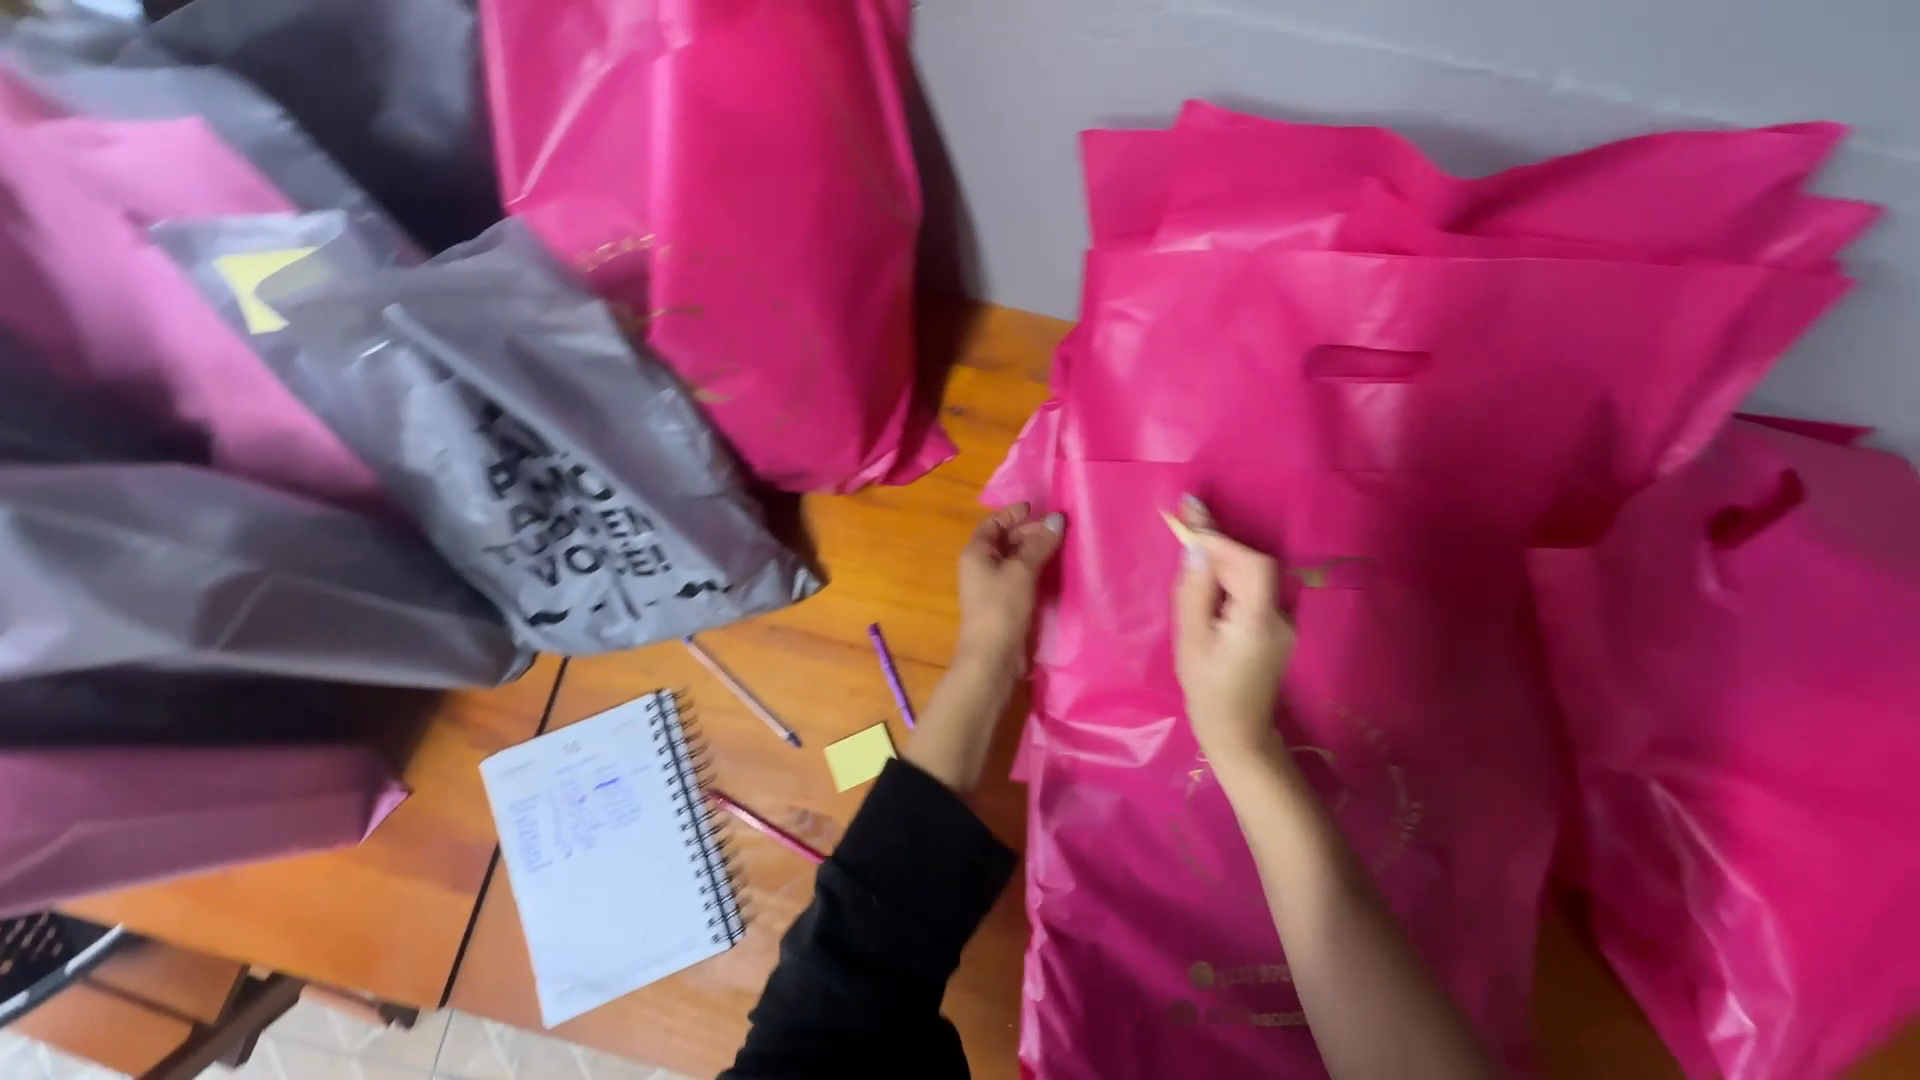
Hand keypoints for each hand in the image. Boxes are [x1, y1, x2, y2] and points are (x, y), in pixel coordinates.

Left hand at [956, 502, 1064, 670]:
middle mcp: (980, 567)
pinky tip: (1054, 572)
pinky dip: (1035, 571)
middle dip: (1028, 533)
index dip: (1013, 514)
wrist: (993, 657)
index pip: (992, 523)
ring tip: (1061, 547)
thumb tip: (1056, 518)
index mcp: (976, 553)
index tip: (1037, 509)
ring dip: (1035, 553)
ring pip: (1013, 561)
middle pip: (1004, 540)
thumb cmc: (1002, 607)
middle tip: (1057, 530)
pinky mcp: (1004, 604)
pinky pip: (1019, 579)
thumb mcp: (1022, 571)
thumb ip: (1039, 544)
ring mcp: (991, 587)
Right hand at [1172, 496, 1296, 760]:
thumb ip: (1194, 593)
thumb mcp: (1191, 642)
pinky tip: (1211, 588)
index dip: (1223, 541)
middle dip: (1221, 548)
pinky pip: (1255, 592)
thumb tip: (1197, 549)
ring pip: (1256, 578)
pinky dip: (1233, 581)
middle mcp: (1280, 616)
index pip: (1252, 564)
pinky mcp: (1278, 630)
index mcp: (1259, 620)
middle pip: (1255, 567)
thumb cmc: (1207, 691)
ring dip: (1226, 563)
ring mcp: (1284, 624)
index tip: (1191, 521)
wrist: (1238, 733)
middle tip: (1187, 527)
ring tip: (1193, 558)